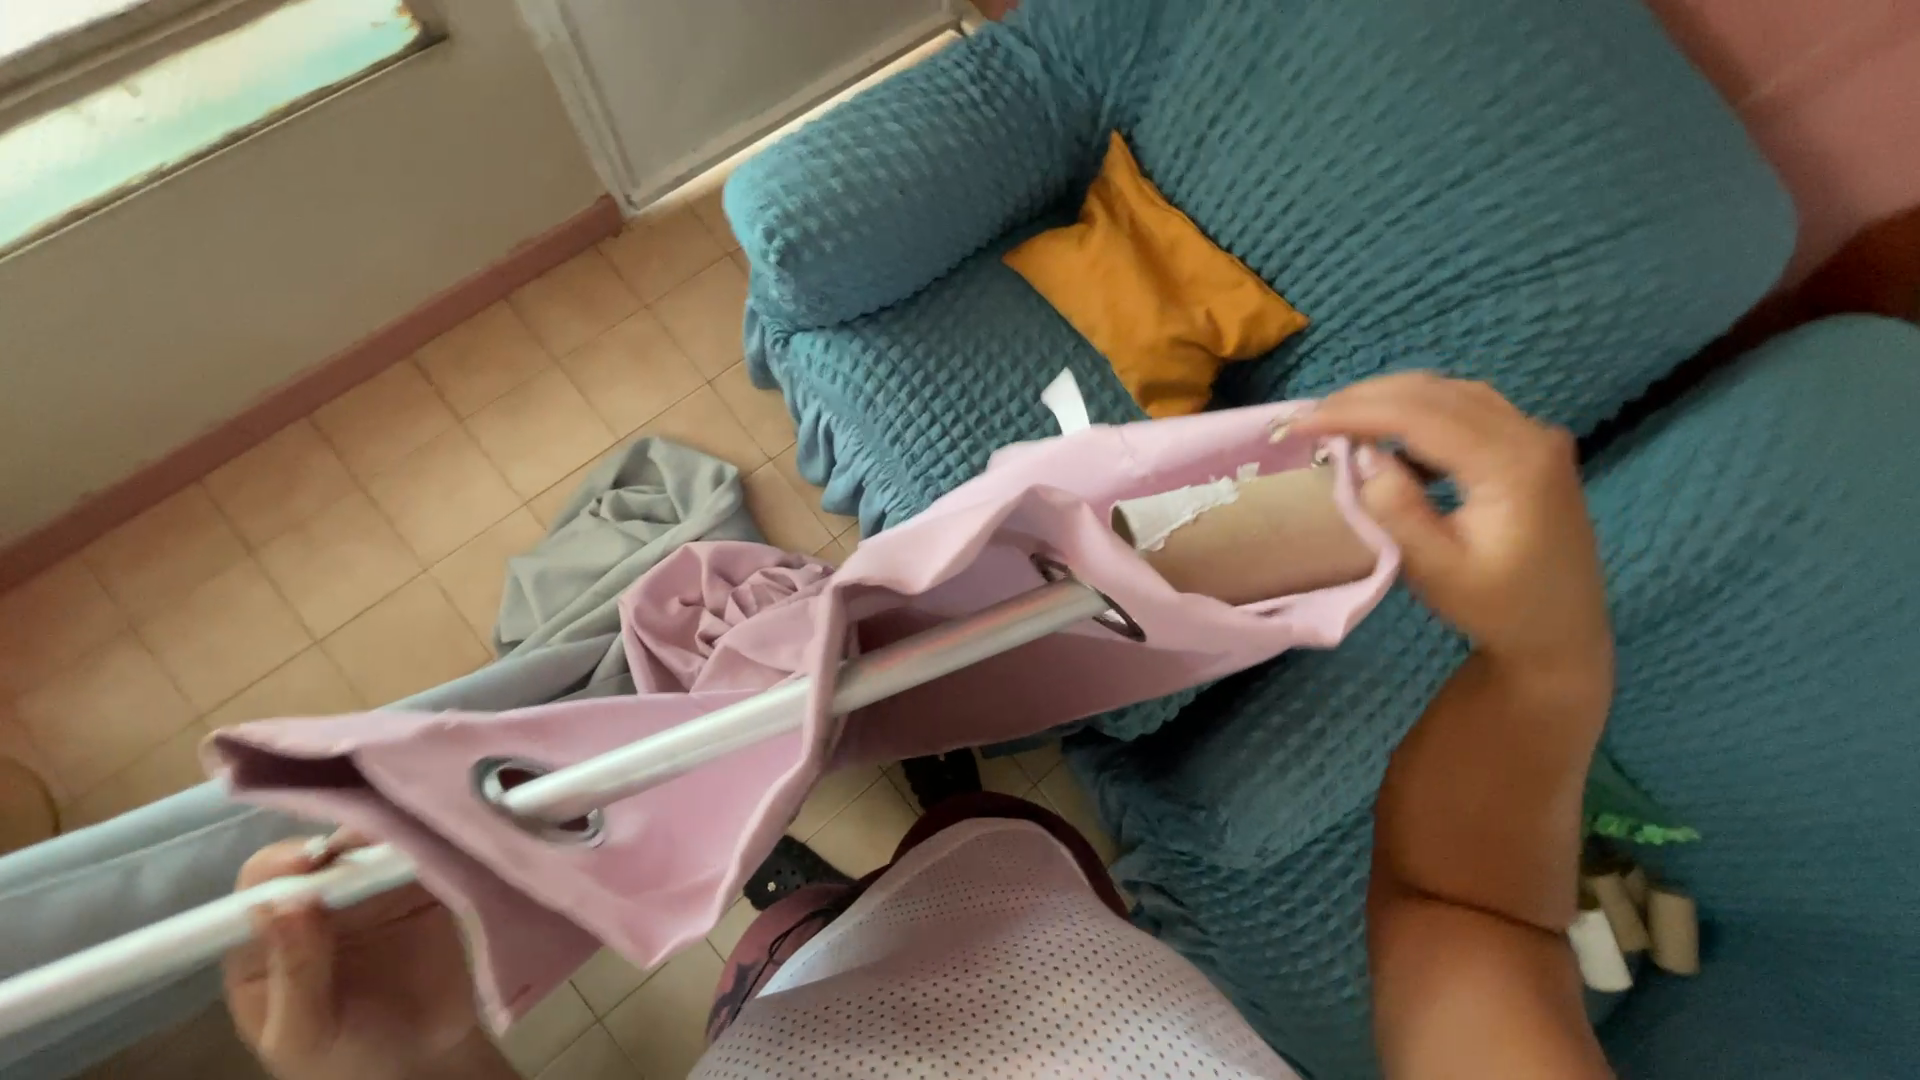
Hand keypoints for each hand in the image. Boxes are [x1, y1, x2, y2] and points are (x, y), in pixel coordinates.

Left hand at [223, 838, 481, 1079]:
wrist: (425, 1066)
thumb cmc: (345, 1063)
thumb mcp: (303, 1034)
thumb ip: (295, 971)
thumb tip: (285, 903)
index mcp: (270, 942)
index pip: (263, 883)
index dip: (283, 864)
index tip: (313, 861)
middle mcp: (323, 907)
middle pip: (324, 852)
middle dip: (345, 838)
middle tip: (371, 841)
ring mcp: (378, 894)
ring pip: (378, 845)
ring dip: (393, 831)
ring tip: (412, 841)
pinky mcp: (431, 889)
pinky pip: (431, 855)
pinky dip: (437, 840)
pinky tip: (444, 840)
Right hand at [1297, 374, 1611, 691]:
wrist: (1561, 630)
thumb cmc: (1496, 607)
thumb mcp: (1436, 571)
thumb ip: (1398, 511)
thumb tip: (1364, 457)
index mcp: (1511, 465)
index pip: (1420, 416)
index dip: (1354, 412)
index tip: (1300, 425)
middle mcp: (1529, 436)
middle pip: (1435, 393)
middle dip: (1364, 398)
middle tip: (1308, 417)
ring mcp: (1533, 437)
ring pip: (1449, 392)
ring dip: (1388, 399)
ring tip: (1336, 418)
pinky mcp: (1526, 446)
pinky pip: (1464, 408)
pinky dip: (1416, 410)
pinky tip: (1386, 433)